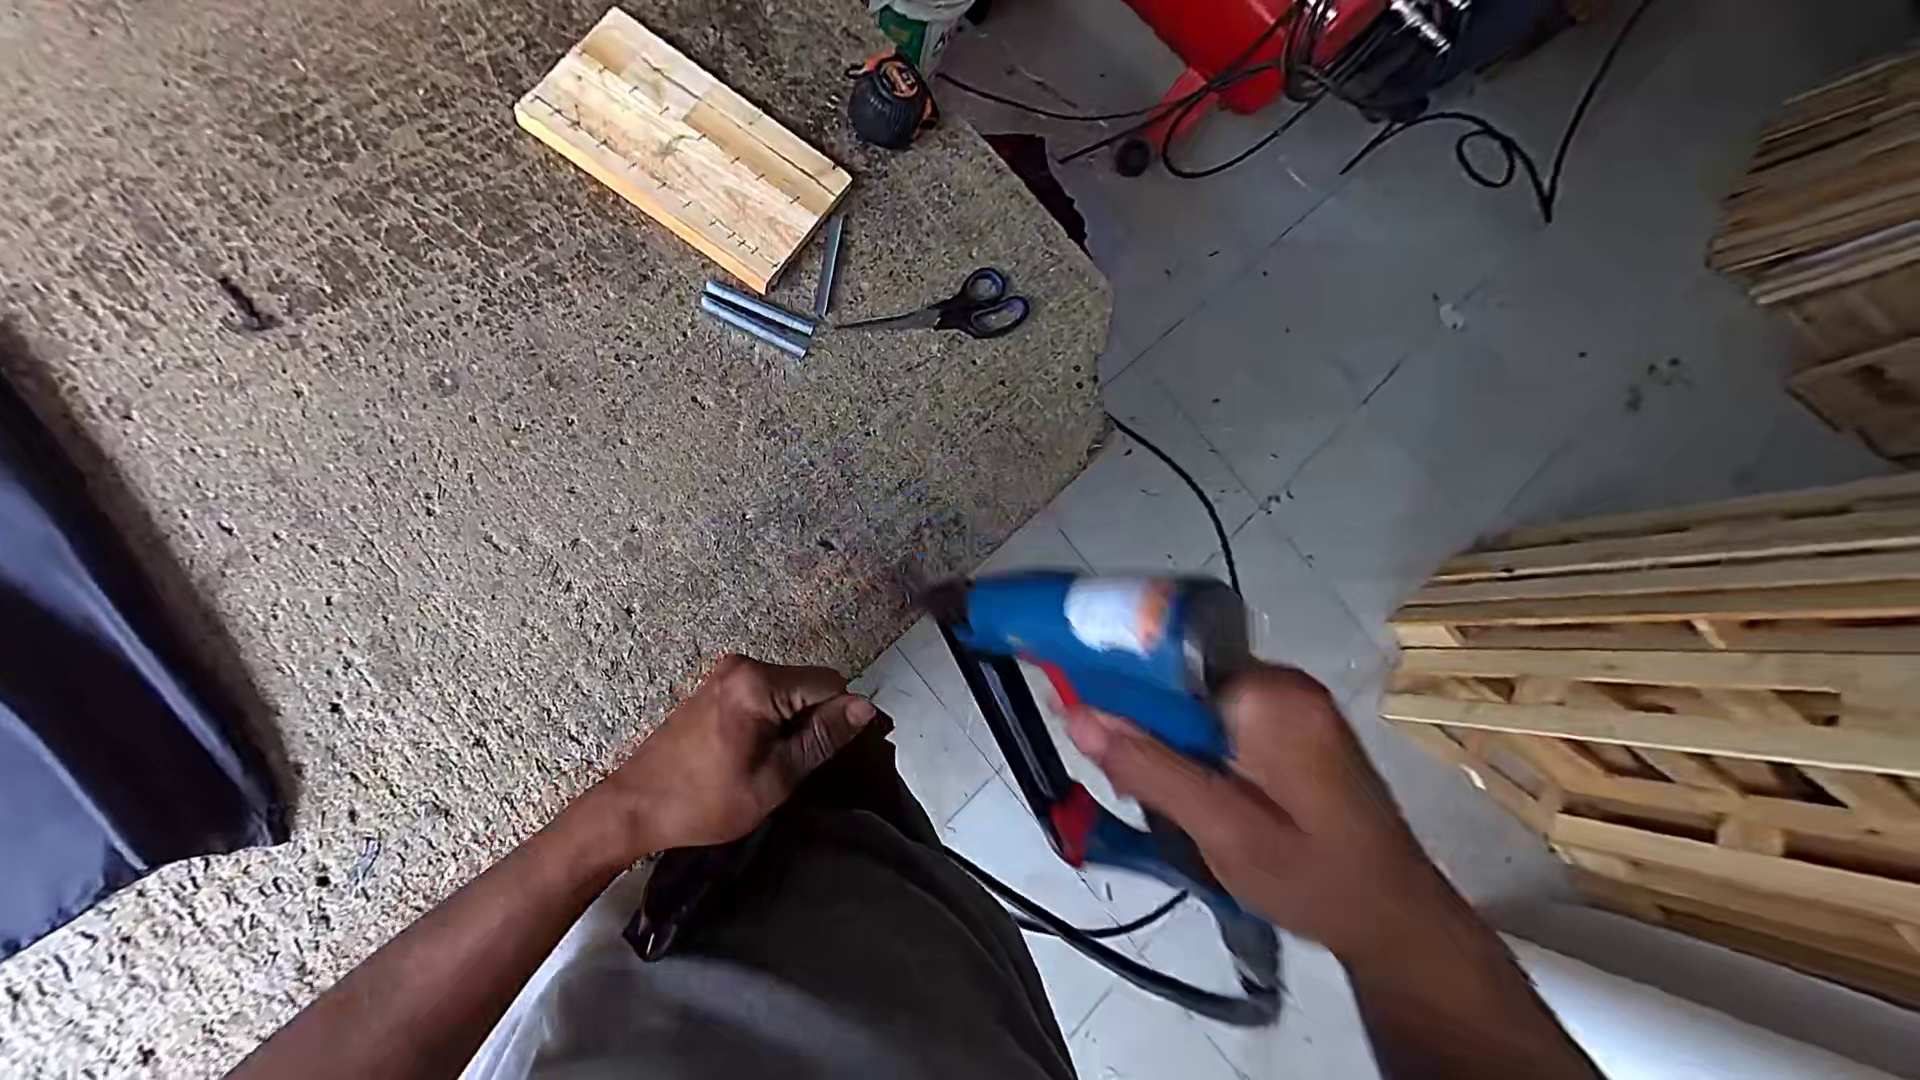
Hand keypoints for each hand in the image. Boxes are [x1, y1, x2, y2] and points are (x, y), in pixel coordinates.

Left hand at [592, 654, 881, 856]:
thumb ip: (823, 737)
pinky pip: (769, 691)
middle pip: (811, 683)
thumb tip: (866, 707)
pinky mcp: (720, 684)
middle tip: (811, 763)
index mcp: (758, 683)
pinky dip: (780, 715)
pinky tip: (766, 748)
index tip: (851, 749)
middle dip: (822, 718)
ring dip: (801, 719)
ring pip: (792, 688)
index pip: (831, 683)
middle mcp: (744, 665)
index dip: (847, 715)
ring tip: (786, 759)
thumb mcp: (775, 777)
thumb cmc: (704, 801)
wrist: (633, 807)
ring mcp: (729, 672)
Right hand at [1066, 665, 1460, 965]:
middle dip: (1147, 727)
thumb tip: (1076, 715)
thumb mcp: (1222, 830)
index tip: (1085, 716)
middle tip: (1134, 784)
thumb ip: (1148, 769)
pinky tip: (1197, 792)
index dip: (1121, 684)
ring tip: (1168, 799)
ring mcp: (1290, 700)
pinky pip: (1218, 716)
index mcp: (1271, 695)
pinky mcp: (1290, 721)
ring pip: (1194, 701)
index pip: (1169, 662)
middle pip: (1179, 680)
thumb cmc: (1316, 881)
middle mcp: (1282, 682)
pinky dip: (1194, 748)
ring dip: (1168, 743)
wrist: (1398, 923)